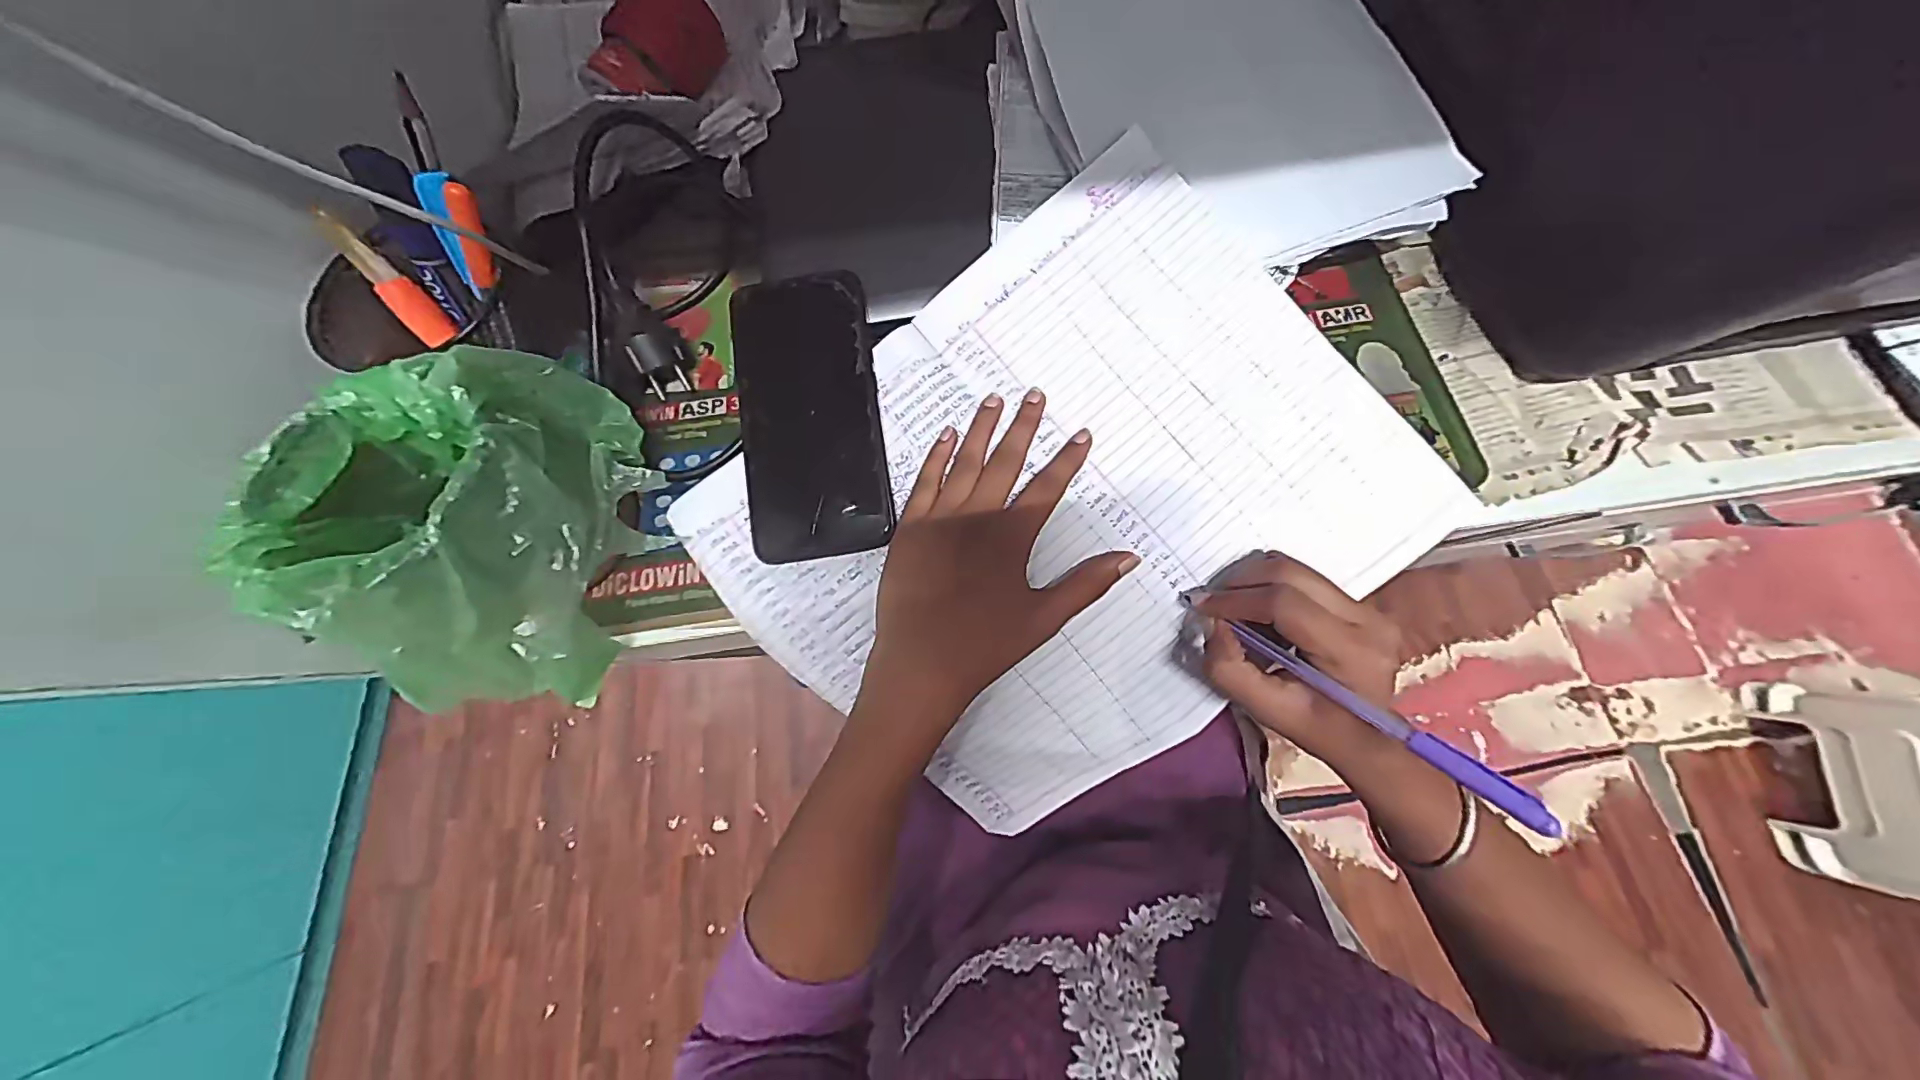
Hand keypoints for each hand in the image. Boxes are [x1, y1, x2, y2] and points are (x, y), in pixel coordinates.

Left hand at [859, 390, 1139, 725]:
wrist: (921, 663)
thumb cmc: (984, 645)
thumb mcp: (1044, 618)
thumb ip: (1087, 584)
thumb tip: (1127, 558)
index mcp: (1012, 538)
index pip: (1047, 488)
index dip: (1067, 460)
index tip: (1080, 434)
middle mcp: (977, 519)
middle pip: (1006, 462)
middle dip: (1024, 426)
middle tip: (1034, 395)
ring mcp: (940, 520)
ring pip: (965, 463)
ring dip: (982, 429)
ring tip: (994, 399)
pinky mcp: (910, 528)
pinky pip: (924, 482)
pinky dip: (937, 455)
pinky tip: (948, 434)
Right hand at [1192, 552, 1405, 763]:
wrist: (1360, 736)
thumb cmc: (1314, 727)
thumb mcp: (1265, 708)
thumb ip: (1229, 669)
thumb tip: (1212, 624)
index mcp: (1350, 651)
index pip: (1284, 603)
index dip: (1235, 600)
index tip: (1202, 607)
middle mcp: (1367, 620)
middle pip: (1289, 573)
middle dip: (1239, 583)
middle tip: (1211, 603)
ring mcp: (1366, 608)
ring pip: (1294, 569)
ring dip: (1253, 582)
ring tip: (1233, 609)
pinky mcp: (1356, 603)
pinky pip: (1302, 578)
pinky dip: (1268, 587)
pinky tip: (1257, 614)